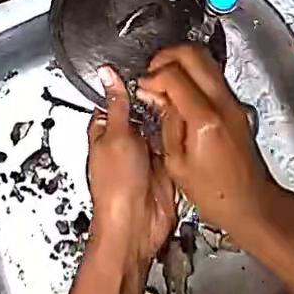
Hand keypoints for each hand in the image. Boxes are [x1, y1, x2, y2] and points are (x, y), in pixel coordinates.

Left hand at [84, 65, 176, 269]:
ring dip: (169, 116)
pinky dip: (181, 134)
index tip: (148, 66)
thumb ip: (116, 103)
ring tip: (181, 100)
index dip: (131, 82)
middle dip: (155, 99)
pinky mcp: (165, 163)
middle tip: (169, 84)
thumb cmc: (114, 189)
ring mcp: (146, 150)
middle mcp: (126, 137)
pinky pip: (175, 141)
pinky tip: (188, 123)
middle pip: (143, 107)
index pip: (118, 95)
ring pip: (160, 122)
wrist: (137, 227)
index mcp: (105, 128)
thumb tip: (106, 73)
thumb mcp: (115, 136)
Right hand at [136, 43, 276, 235]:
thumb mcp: (177, 163)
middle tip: (152, 72)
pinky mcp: (235, 104)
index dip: (152, 76)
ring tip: (163, 78)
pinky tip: (179, 89)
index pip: (174, 75)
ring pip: (204, 58)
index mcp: (204, 120)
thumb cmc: (216, 194)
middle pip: (192, 54)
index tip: (143, 86)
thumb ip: (165, 121)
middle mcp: (222, 104)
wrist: (252, 204)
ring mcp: (232, 101)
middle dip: (165, 57)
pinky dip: (191, 71)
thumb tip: (152, 93)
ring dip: (179, 60)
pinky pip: (211, 72)